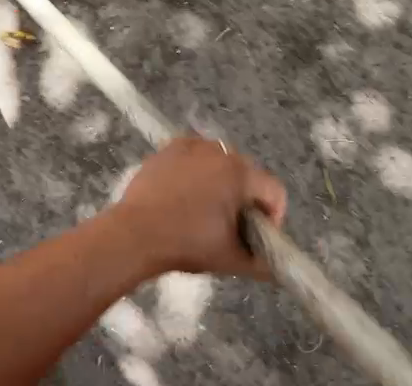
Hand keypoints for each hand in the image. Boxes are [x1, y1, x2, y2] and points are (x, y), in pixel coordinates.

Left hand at [111, 135, 287, 279]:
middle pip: (247, 173)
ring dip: (222, 181)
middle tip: (234, 225)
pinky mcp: (166, 149)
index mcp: (239, 174)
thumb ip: (263, 262)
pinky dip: (197, 169)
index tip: (258, 236)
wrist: (137, 232)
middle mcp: (217, 152)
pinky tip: (187, 191)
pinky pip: (193, 155)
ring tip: (210, 208)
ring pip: (220, 160)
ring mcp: (188, 146)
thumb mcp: (234, 259)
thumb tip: (274, 265)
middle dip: (247, 198)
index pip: (273, 190)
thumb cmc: (189, 243)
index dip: (273, 216)